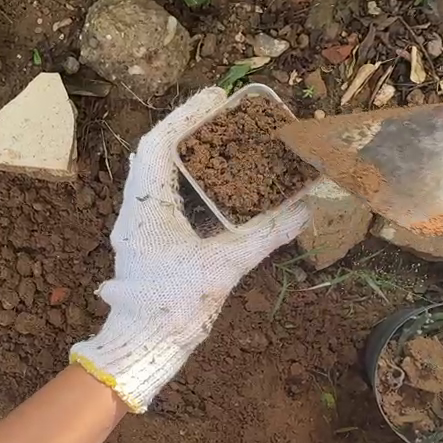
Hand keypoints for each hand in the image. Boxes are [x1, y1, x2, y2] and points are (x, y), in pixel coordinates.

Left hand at [71, 88, 310, 411]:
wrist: (142, 345)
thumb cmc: (176, 306)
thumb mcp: (226, 267)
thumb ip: (267, 235)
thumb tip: (307, 206)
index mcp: (146, 208)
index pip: (158, 143)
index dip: (187, 115)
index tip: (218, 97)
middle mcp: (135, 210)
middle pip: (158, 153)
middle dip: (191, 129)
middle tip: (227, 114)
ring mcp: (138, 224)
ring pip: (159, 173)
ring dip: (189, 154)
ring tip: (226, 139)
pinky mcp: (147, 239)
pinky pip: (165, 196)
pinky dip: (189, 181)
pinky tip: (217, 181)